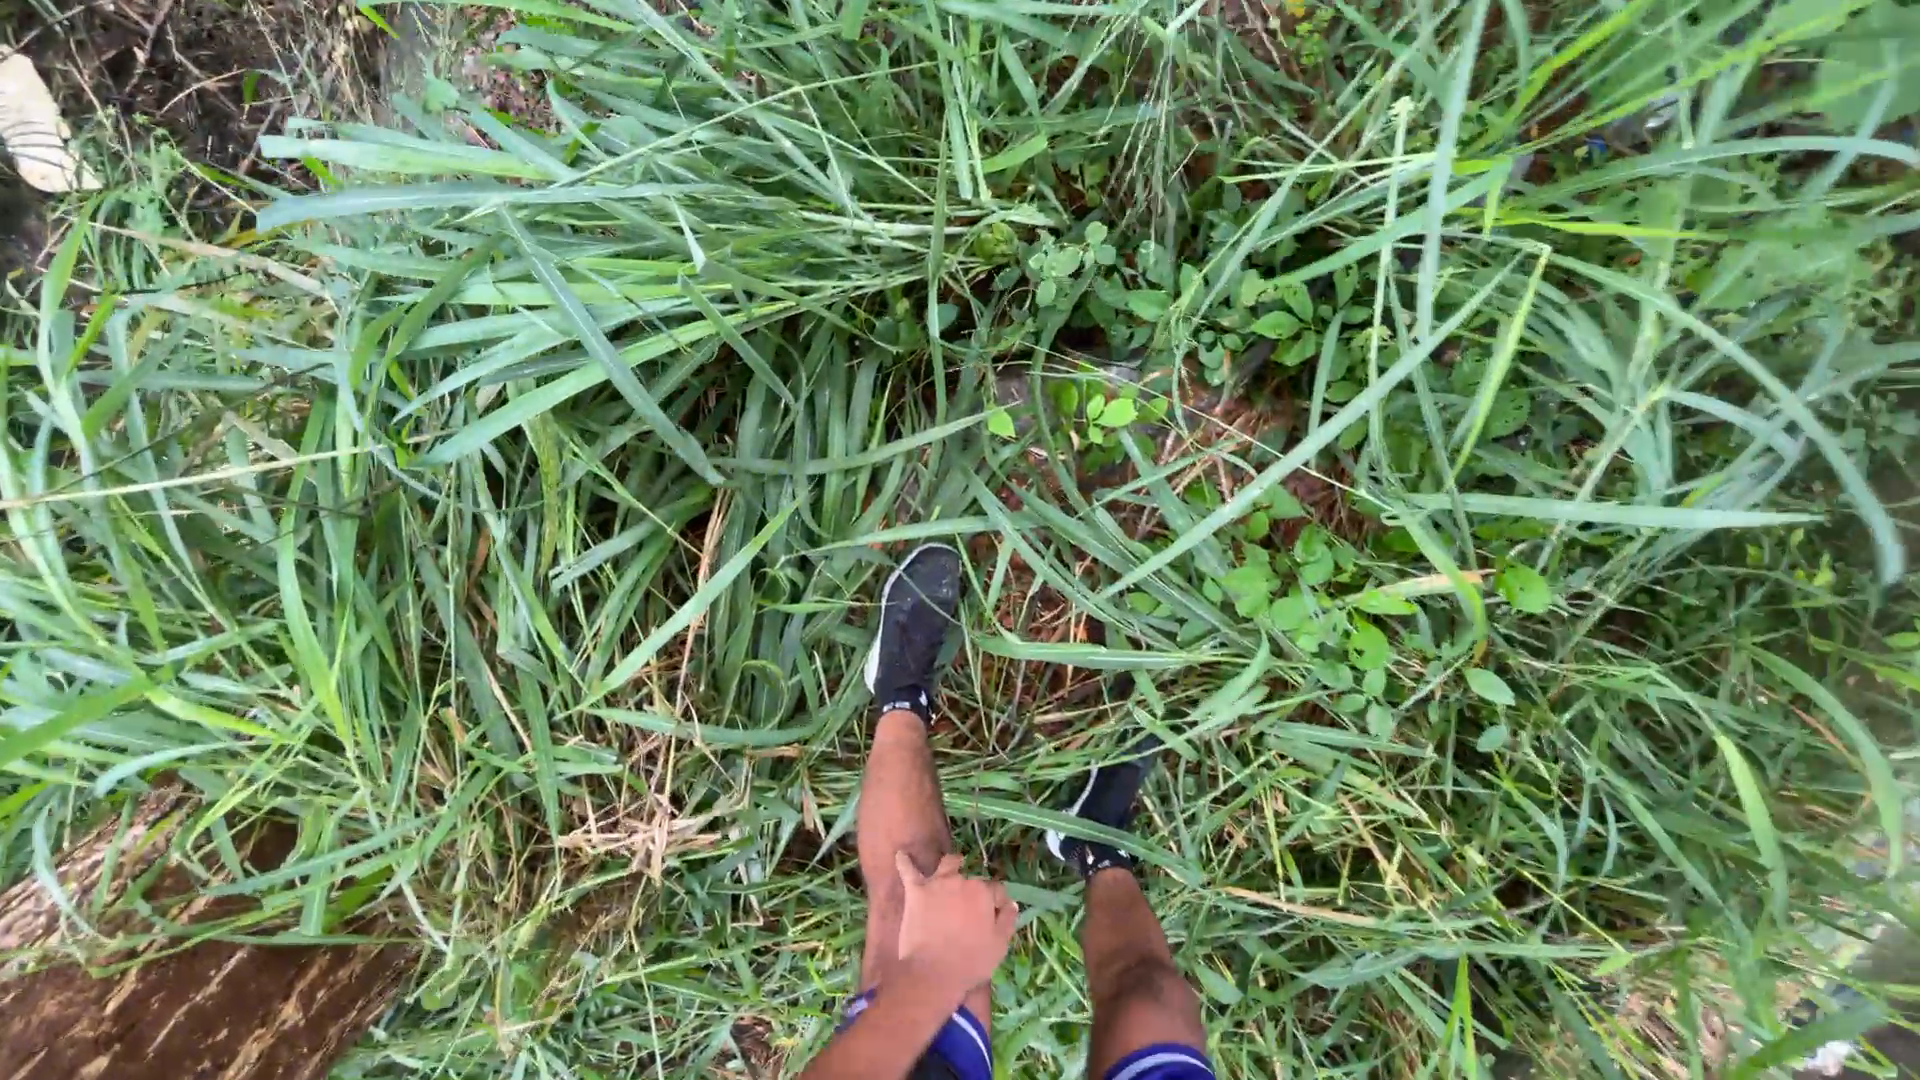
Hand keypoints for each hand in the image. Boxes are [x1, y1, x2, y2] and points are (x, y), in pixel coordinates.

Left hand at [894, 852, 1017, 996]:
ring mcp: (937, 884)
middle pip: (971, 879)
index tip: (995, 914)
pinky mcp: (916, 892)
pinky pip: (908, 871)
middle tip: (971, 908)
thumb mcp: (999, 946)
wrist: (933, 973)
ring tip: (952, 866)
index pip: (996, 890)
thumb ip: (1007, 921)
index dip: (997, 902)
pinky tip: (901, 854)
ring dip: (951, 865)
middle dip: (974, 890)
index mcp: (983, 893)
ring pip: (946, 865)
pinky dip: (905, 862)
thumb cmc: (970, 962)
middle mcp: (961, 881)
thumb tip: (1011, 903)